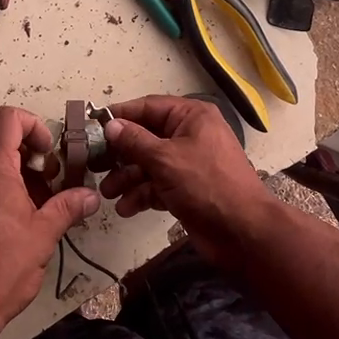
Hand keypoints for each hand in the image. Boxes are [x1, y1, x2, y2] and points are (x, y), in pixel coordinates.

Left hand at [0, 107, 100, 338]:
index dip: (33, 125)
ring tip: (41, 207)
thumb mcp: (42, 237)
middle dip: (33, 156)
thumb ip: (68, 208)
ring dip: (21, 175)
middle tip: (53, 183)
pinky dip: (4, 191)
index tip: (49, 154)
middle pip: (2, 141)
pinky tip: (20, 223)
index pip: (8, 118)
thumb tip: (90, 196)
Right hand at [99, 95, 275, 263]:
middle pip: (147, 137)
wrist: (243, 232)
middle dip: (122, 153)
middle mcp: (189, 135)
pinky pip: (157, 185)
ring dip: (128, 177)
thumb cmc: (206, 184)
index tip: (94, 124)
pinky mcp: (186, 189)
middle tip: (95, 166)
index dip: (122, 115)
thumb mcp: (166, 159)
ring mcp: (188, 163)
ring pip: (149, 163)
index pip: (149, 107)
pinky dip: (142, 194)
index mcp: (191, 116)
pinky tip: (126, 208)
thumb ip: (135, 141)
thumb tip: (111, 124)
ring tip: (107, 193)